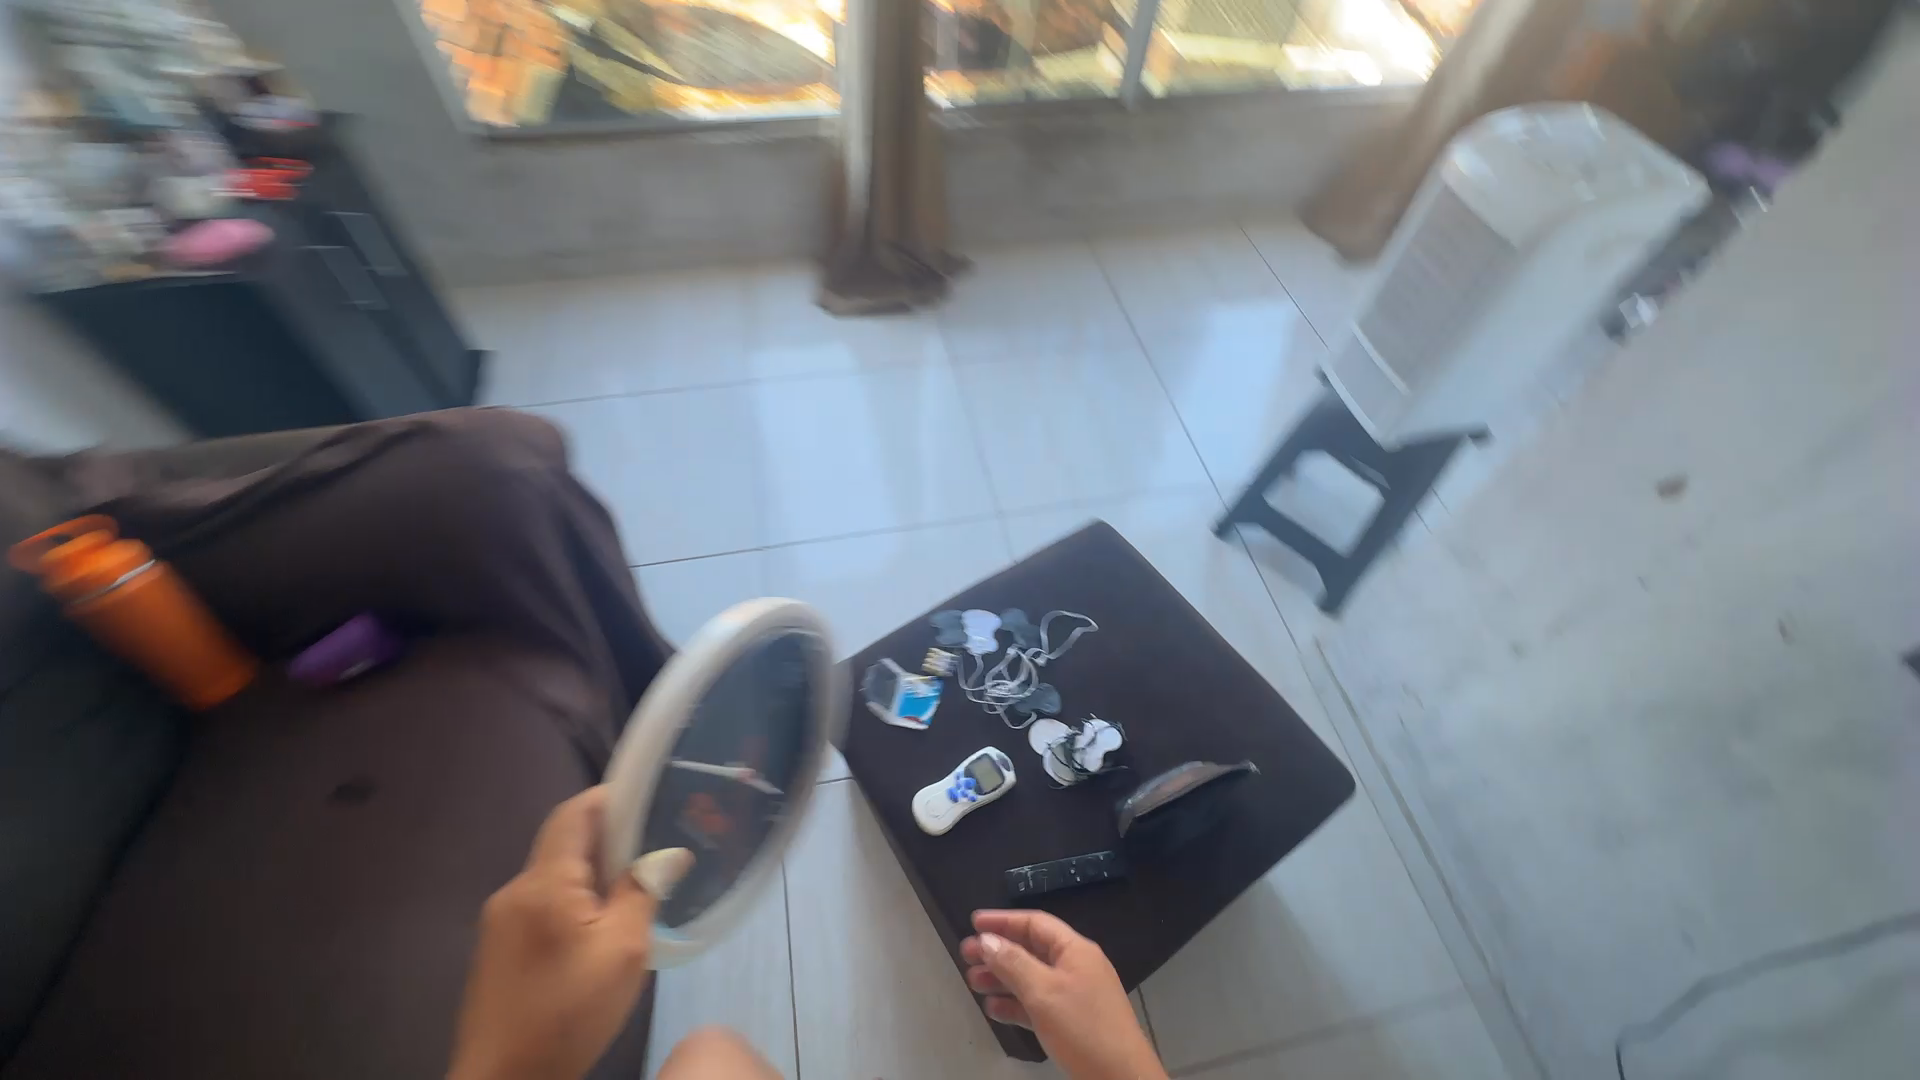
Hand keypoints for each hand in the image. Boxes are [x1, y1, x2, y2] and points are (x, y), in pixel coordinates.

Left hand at [447, 786, 693, 1079]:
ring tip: (640, 885)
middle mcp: (515, 891)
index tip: (654, 799)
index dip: (613, 797)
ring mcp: (501, 921)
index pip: (575, 813)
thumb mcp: (623, 950)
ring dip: (596, 871)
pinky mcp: (498, 948)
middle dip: (613, 837)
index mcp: (543, 883)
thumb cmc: (567, 1013)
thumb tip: (669, 854)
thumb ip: (643, 891)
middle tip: (659, 845)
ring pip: (557, 874)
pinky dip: (578, 898)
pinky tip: (603, 924)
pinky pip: (545, 901)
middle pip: (566, 841)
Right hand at [960, 910, 1166, 1079]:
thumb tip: (987, 939)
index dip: (1003, 920)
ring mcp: (1075, 995)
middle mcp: (1075, 966)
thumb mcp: (1043, 992)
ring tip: (972, 982)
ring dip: (1002, 978)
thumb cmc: (1083, 1029)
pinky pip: (1039, 1004)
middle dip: (998, 951)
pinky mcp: (1072, 1023)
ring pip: (1032, 978)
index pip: (1035, 923)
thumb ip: (1012, 963)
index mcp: (1075, 950)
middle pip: (1031, 949)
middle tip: (966, 954)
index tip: (974, 922)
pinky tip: (993, 1010)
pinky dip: (1016, 1004)